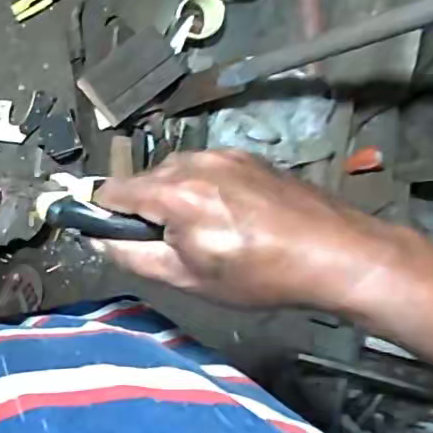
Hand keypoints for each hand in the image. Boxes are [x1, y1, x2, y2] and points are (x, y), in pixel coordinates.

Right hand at [94, 150, 414, 311]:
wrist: (336, 253)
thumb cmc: (260, 274)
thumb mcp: (186, 277)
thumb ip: (131, 255)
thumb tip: (96, 240)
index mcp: (174, 191)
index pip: (110, 190)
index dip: (99, 213)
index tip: (104, 233)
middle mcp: (194, 161)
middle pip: (141, 181)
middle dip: (141, 210)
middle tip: (167, 246)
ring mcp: (223, 155)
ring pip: (171, 174)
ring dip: (169, 200)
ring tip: (202, 234)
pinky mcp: (245, 156)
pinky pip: (201, 170)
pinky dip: (198, 190)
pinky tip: (225, 218)